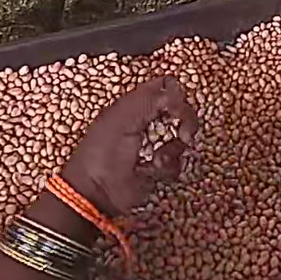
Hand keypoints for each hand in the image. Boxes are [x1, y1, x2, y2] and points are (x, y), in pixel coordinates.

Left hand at [60, 76, 198, 214]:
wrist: (96, 191)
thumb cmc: (102, 153)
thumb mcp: (123, 117)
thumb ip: (150, 99)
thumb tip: (178, 93)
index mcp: (134, 104)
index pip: (164, 87)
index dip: (176, 94)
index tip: (177, 108)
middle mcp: (146, 121)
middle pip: (179, 111)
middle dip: (184, 122)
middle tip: (182, 133)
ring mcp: (153, 144)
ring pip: (181, 137)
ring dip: (173, 148)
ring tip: (157, 158)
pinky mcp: (158, 167)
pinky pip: (177, 161)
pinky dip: (169, 166)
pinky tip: (153, 169)